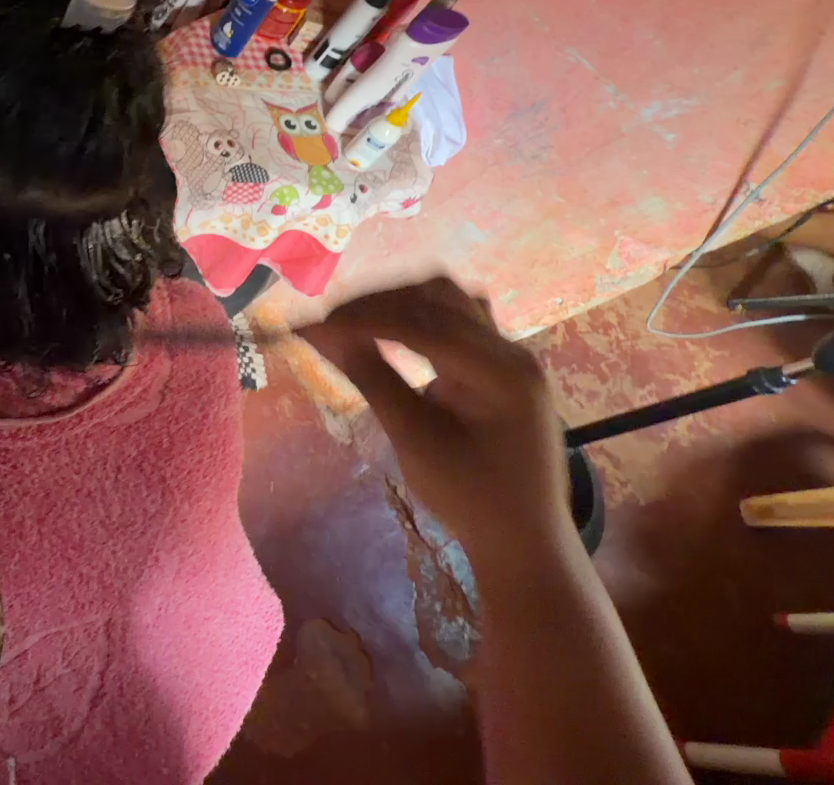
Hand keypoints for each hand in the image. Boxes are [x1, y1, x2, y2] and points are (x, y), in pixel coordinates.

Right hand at [301, 277, 570, 559]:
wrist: (523, 537)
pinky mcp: (498, 363)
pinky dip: (416, 314)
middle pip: (435, 296)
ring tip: (350, 322)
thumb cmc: (468, 495)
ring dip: (395, 302)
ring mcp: (509, 354)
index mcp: (498, 371)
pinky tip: (388, 330)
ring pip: (446, 299)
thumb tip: (323, 334)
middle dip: (375, 303)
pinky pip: (456, 317)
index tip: (310, 326)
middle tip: (326, 323)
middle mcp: (510, 350)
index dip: (358, 319)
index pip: (418, 323)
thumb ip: (371, 377)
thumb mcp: (413, 439)